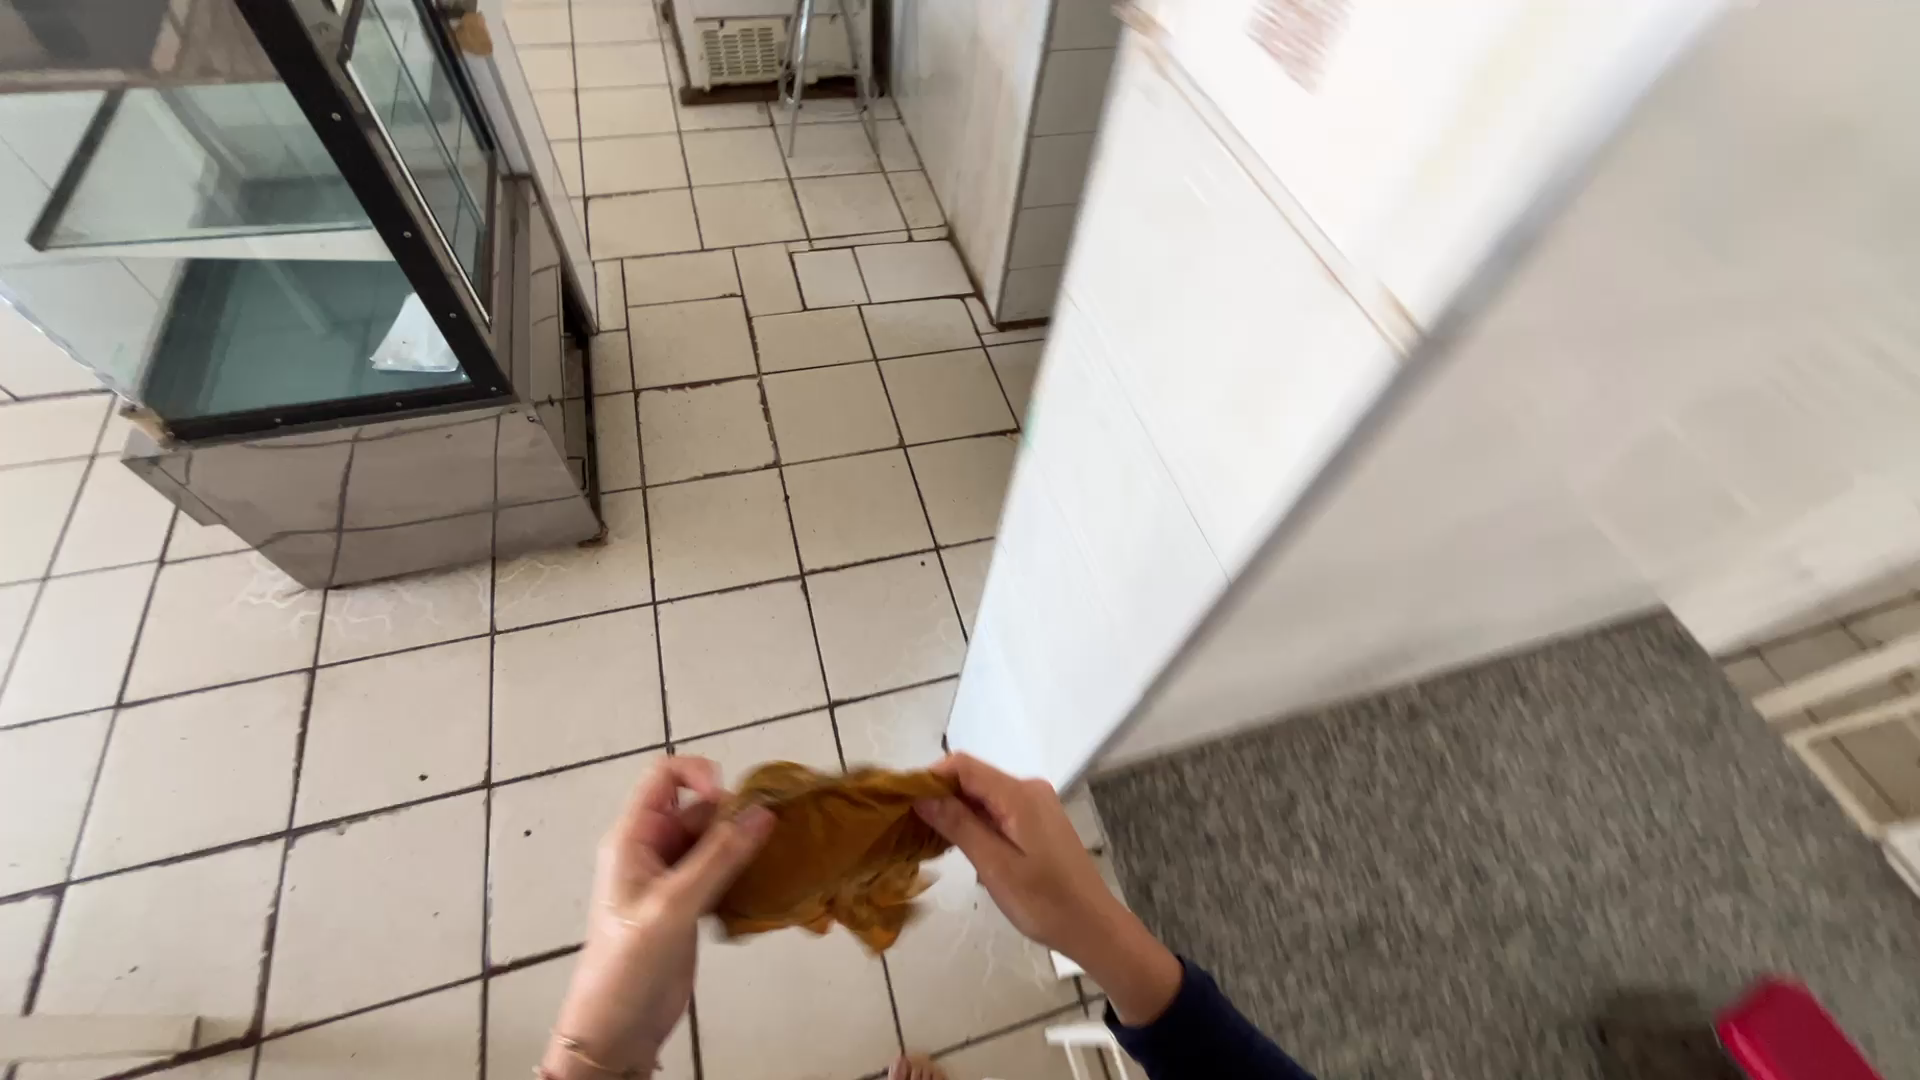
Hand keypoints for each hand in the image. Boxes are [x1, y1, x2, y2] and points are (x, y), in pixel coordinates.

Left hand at [544, 756, 773, 1077]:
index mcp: (634, 836)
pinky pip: (722, 865)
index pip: (664, 775)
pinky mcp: (690, 899)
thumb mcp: (672, 905)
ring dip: (742, 841)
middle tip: (762, 836)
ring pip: (714, 836)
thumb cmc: (628, 964)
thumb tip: (764, 813)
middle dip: (732, 814)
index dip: (698, 774)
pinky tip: (761, 880)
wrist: (616, 1031)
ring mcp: (672, 874)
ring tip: (770, 856)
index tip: (728, 798)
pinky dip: (742, 866)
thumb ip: (719, 857)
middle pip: (698, 806)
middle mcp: (653, 847)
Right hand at [913, 753, 1182, 1025]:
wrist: (1093, 926)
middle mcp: (1027, 788)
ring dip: (955, 808)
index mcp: (1019, 794)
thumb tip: (922, 796)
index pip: (964, 765)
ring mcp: (1034, 803)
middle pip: (973, 777)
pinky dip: (974, 819)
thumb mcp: (995, 867)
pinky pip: (996, 807)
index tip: (903, 801)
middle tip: (910, 823)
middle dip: (939, 794)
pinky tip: (958, 842)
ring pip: (983, 793)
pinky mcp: (1036, 819)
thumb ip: (959, 826)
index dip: (930, 776)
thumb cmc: (1045, 902)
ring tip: (927, 835)